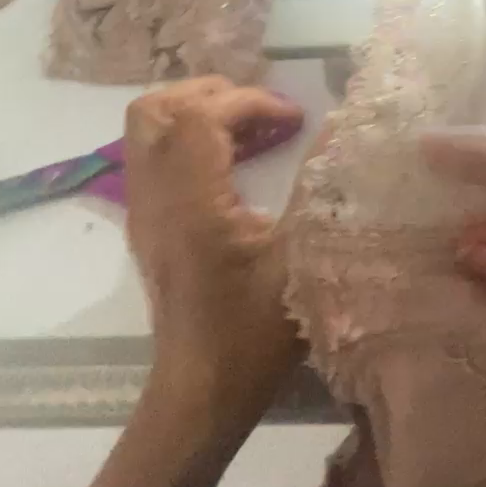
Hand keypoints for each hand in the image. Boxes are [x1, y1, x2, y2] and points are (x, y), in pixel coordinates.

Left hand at [122, 78, 304, 422]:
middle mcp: (155, 201)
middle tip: (265, 111)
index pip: (200, 117)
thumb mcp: (303, 256)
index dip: (251, 101)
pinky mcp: (149, 226)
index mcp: (190, 205)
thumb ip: (319, 185)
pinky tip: (240, 160)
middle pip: (155, 111)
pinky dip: (193, 138)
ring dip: (200, 112)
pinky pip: (157, 156)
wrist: (201, 393)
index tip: (298, 119)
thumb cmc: (256, 331)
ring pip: (148, 130)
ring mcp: (145, 213)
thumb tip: (340, 126)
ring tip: (255, 128)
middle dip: (214, 93)